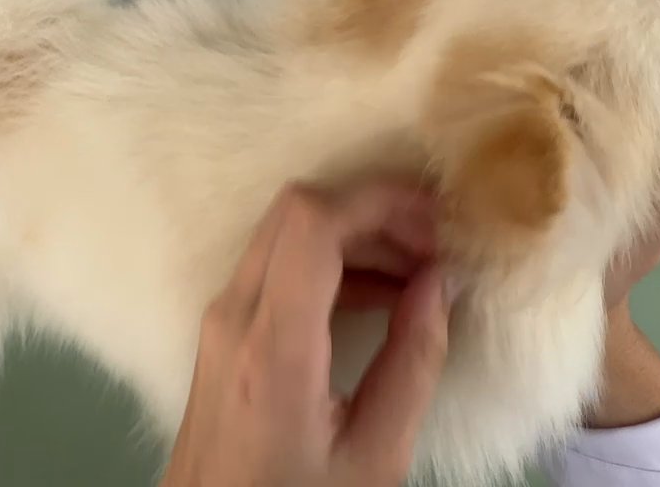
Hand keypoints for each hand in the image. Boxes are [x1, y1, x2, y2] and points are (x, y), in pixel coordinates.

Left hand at [160, 183, 450, 486]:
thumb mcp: (374, 459)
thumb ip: (412, 365)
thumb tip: (437, 283)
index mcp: (273, 346)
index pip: (311, 223)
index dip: (376, 200)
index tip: (435, 221)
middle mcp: (234, 310)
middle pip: (296, 211)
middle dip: (371, 210)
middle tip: (436, 246)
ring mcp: (221, 312)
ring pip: (285, 230)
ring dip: (353, 233)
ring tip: (422, 269)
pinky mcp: (224, 322)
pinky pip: (276, 264)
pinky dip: (329, 261)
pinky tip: (382, 292)